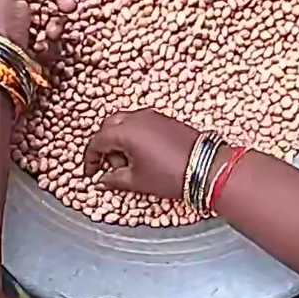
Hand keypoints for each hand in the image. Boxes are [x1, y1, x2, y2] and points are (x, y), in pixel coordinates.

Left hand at [0, 0, 75, 55]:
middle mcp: (14, 10)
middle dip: (60, 1)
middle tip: (68, 6)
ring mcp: (24, 32)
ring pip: (52, 20)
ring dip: (56, 24)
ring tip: (51, 32)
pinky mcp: (32, 52)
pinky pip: (51, 42)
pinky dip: (50, 44)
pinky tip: (43, 47)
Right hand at [82, 109, 199, 199]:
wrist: (208, 168)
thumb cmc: (171, 175)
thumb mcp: (137, 181)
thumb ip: (114, 179)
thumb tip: (102, 181)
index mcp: (125, 131)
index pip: (97, 141)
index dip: (90, 159)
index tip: (90, 173)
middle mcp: (137, 118)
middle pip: (109, 126)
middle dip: (105, 146)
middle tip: (110, 166)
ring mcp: (153, 116)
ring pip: (125, 122)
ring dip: (120, 140)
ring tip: (129, 163)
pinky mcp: (166, 120)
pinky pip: (141, 123)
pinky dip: (135, 136)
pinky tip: (144, 155)